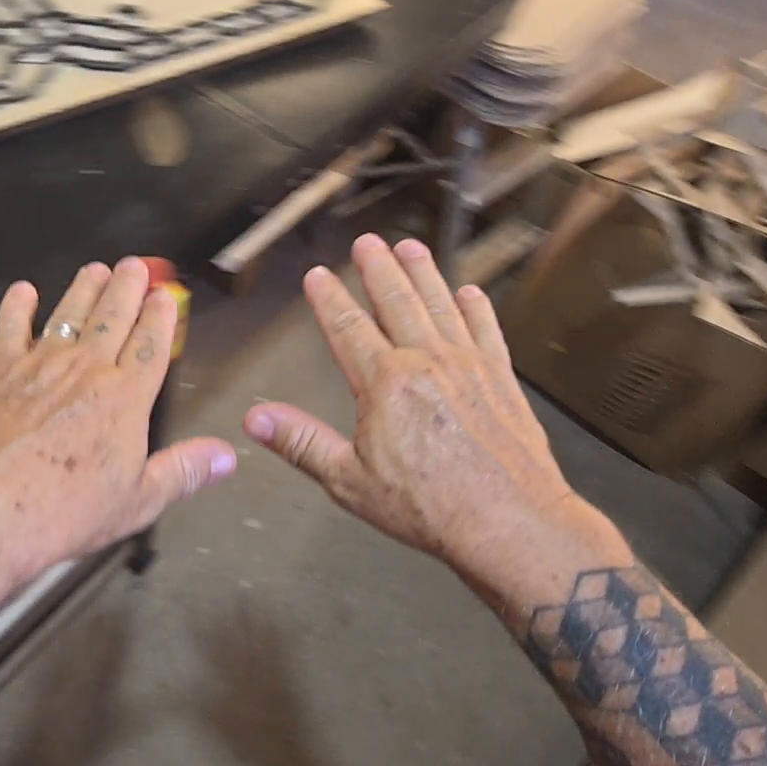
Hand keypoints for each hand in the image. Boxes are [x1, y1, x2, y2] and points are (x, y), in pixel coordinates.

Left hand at [0, 257, 235, 603]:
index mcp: (124, 398)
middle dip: (127, 287)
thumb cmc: (63, 512)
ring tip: (95, 269)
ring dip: (85, 288)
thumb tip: (226, 457)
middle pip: (113, 317)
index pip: (150, 344)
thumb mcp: (137, 501)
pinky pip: (10, 328)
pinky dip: (18, 306)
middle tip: (134, 266)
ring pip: (69, 314)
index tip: (166, 297)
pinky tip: (23, 291)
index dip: (161, 316)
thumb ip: (184, 471)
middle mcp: (85, 371)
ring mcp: (40, 367)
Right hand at [243, 235, 628, 606]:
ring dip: (424, 274)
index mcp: (385, 383)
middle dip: (378, 269)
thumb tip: (257, 418)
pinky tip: (471, 293)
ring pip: (441, 305)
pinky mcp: (502, 380)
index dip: (329, 298)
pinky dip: (477, 308)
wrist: (509, 523)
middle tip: (368, 242)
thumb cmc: (429, 507)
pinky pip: (487, 331)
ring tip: (412, 248)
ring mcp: (469, 366)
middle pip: (397, 302)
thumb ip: (301, 443)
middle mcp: (427, 362)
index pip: (348, 327)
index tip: (318, 276)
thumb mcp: (349, 481)